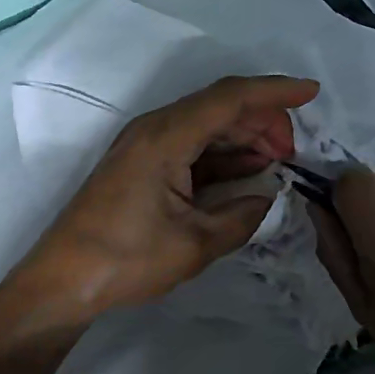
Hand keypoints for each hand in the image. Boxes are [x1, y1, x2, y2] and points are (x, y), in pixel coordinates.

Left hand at [0, 75, 320, 332]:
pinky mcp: (141, 163)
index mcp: (165, 137)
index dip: (274, 92)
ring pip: (206, 125)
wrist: (62, 281)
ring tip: (277, 164)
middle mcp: (154, 129)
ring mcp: (145, 145)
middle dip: (263, 121)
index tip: (312, 92)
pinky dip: (221, 154)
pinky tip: (245, 173)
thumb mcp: (195, 244)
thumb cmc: (126, 260)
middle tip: (294, 154)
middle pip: (218, 106)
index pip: (229, 98)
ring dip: (243, 138)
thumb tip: (272, 197)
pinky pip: (190, 145)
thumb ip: (242, 215)